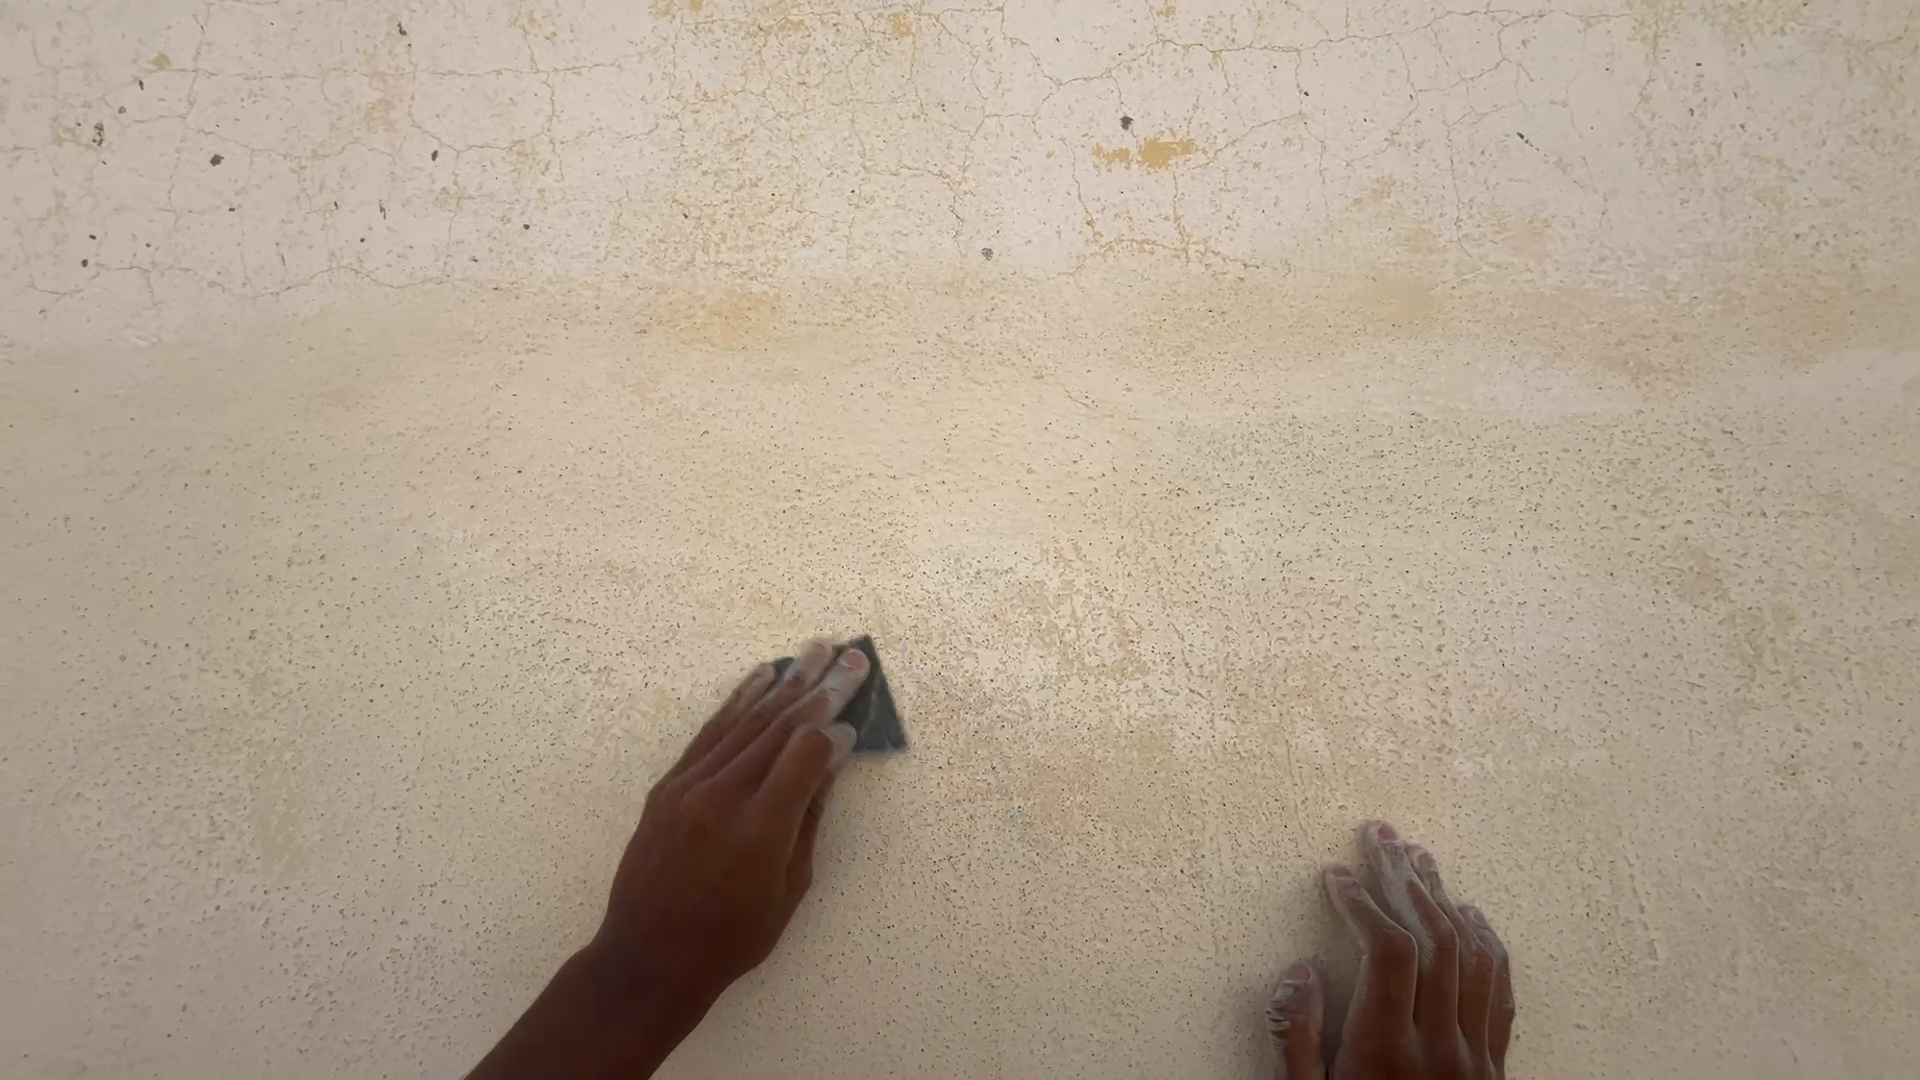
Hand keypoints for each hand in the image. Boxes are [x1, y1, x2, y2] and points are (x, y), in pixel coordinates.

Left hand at [596, 638, 867, 1009]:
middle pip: (783, 726)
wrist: (646, 959)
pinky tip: (764, 674)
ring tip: (816, 650)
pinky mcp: (670, 782)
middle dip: (822, 688)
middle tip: (852, 655)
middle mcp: (724, 796)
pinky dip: (741, 698)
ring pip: (749, 719)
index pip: (807, 755)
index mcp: (760, 830)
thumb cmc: (732, 937)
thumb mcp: (790, 888)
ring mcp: (691, 785)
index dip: (835, 734)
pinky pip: (712, 730)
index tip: (854, 724)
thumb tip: (830, 761)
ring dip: (788, 681)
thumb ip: (809, 817)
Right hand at [1268, 823, 1515, 1079]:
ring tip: (1417, 856)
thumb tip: (1300, 968)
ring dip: (1442, 896)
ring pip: (1472, 955)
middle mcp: (1441, 1046)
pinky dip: (1487, 941)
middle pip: (1434, 939)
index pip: (1390, 951)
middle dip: (1402, 879)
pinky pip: (1502, 990)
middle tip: (1379, 836)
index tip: (1335, 875)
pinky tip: (1468, 911)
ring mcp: (1476, 1056)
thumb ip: (1295, 1037)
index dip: (1362, 902)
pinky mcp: (1495, 1066)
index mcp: (1388, 1051)